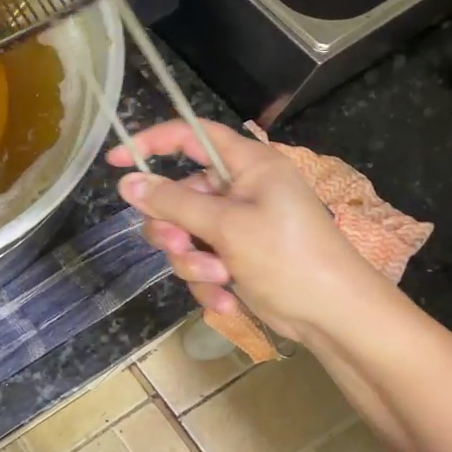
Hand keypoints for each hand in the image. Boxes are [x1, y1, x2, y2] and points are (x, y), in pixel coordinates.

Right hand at [108, 119, 379, 341]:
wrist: (335, 316)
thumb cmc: (289, 257)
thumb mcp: (226, 226)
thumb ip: (172, 203)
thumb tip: (126, 182)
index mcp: (247, 165)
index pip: (190, 135)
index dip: (151, 142)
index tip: (117, 161)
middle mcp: (240, 190)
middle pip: (179, 194)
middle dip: (174, 227)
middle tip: (181, 245)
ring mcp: (237, 225)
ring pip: (184, 233)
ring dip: (191, 260)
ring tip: (217, 277)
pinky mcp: (235, 257)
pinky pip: (199, 260)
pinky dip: (207, 280)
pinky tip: (226, 300)